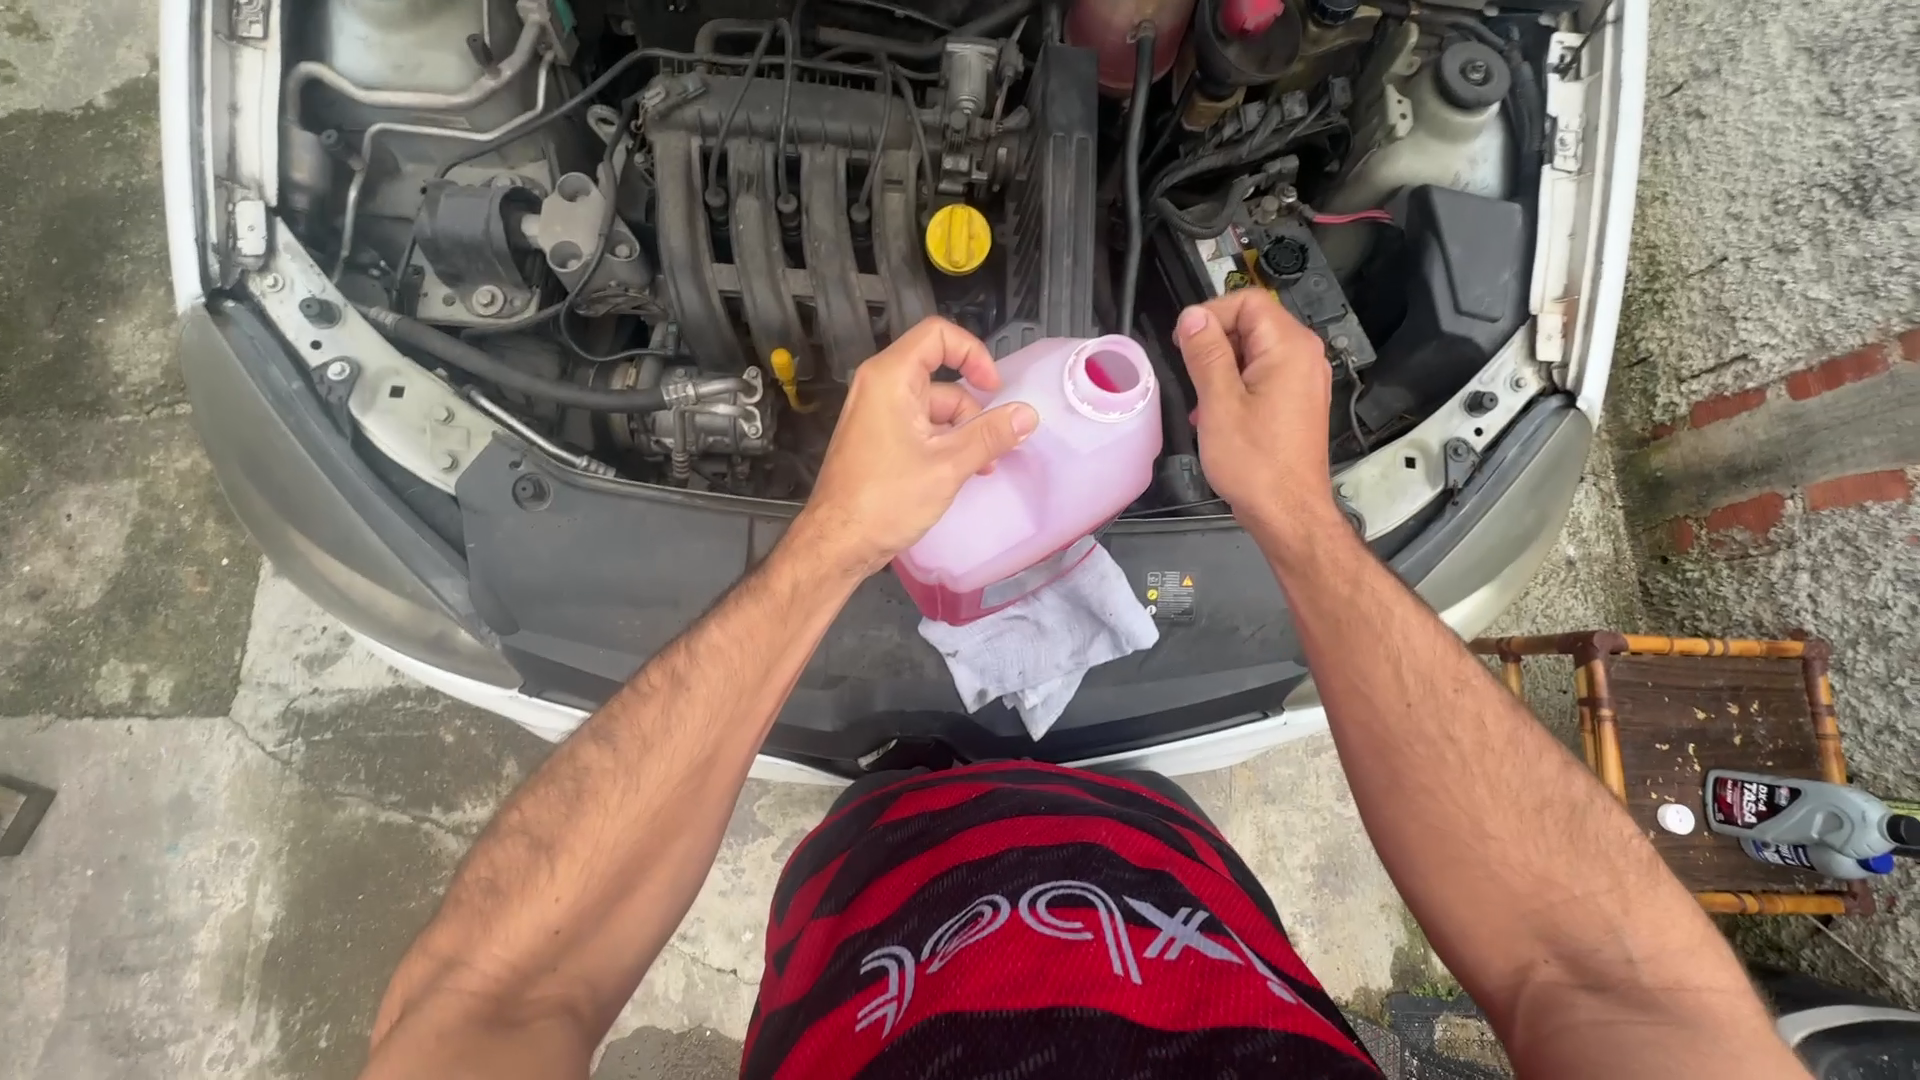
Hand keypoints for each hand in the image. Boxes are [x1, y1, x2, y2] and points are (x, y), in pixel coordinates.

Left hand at [787, 317, 1038, 579]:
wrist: (838, 542)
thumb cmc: (886, 500)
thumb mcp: (948, 465)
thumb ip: (991, 435)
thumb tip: (1028, 415)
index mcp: (890, 378)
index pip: (938, 335)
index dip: (973, 354)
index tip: (994, 388)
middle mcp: (879, 387)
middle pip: (940, 377)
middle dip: (971, 408)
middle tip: (993, 444)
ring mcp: (876, 414)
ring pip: (932, 407)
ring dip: (961, 432)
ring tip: (979, 467)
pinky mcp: (877, 439)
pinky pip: (918, 427)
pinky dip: (941, 443)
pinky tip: (959, 472)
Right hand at [1173, 290, 1339, 546]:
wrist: (1287, 511)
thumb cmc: (1254, 462)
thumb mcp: (1218, 403)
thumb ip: (1205, 353)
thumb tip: (1192, 317)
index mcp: (1288, 348)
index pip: (1247, 301)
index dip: (1209, 315)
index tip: (1183, 343)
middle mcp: (1304, 356)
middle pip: (1252, 323)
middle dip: (1214, 342)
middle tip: (1189, 374)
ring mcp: (1304, 380)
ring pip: (1255, 351)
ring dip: (1222, 367)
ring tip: (1202, 401)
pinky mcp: (1298, 402)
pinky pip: (1263, 375)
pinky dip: (1237, 385)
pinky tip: (1217, 414)